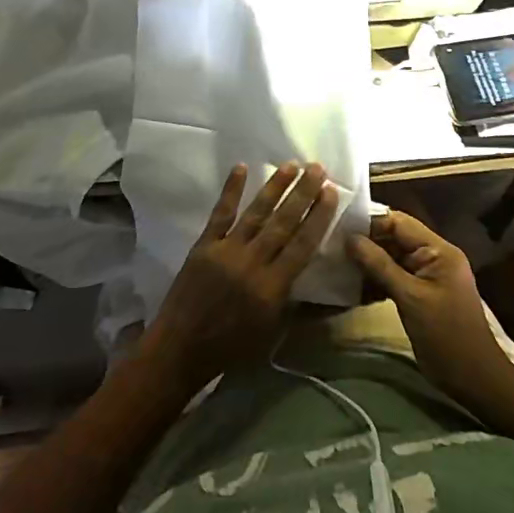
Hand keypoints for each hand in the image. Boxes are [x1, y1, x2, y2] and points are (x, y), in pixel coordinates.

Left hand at [139, 162, 337, 393]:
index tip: (331, 192)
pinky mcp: (204, 245)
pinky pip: (220, 213)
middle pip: (283, 222)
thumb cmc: (232, 347)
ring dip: (274, 187)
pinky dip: (231, 190)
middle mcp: (253, 262)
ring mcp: (226, 250)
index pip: (303, 244)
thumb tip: (314, 275)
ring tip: (291, 165)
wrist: (182, 347)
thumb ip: (294, 301)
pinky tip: (241, 168)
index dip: (318, 216)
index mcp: (273, 286)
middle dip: (302, 193)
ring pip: (256, 213)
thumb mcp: (272, 331)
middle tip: (317, 168)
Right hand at [347, 211, 512, 405]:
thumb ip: (380, 265)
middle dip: (365, 244)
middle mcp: (433, 257)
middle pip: (393, 239)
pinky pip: (393, 278)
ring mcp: (426, 276)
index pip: (399, 222)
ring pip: (390, 259)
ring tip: (338, 266)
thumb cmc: (446, 335)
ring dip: (367, 263)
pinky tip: (353, 288)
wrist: (473, 379)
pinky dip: (375, 281)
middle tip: (333, 249)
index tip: (339, 230)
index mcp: (439, 251)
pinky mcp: (419, 294)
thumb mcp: (410, 297)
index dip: (370, 223)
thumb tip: (350, 238)